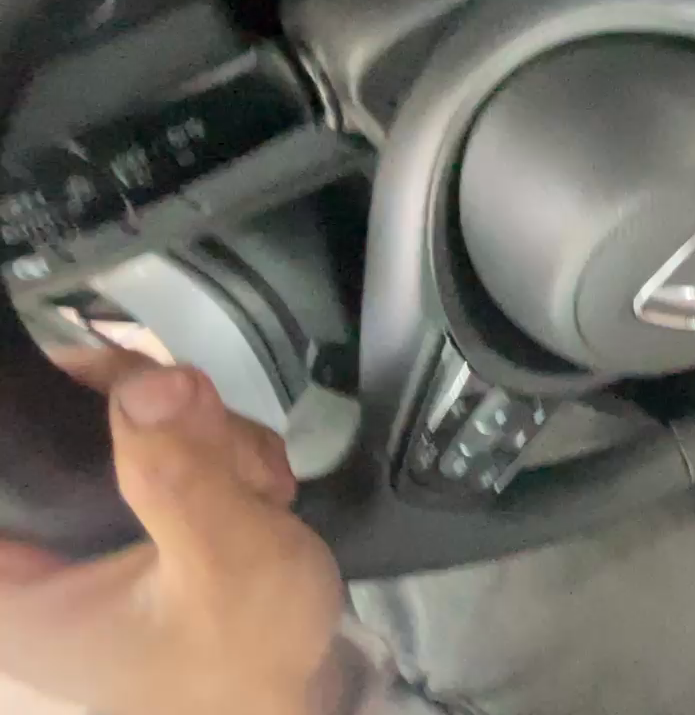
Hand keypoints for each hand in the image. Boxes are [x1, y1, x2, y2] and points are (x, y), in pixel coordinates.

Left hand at [0, 349, 343, 714]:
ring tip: (266, 495)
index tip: (144, 381)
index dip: (71, 402)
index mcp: (8, 579)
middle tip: (243, 464)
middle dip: (185, 432)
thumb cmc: (246, 643)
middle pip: (90, 438)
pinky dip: (234, 465)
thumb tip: (153, 376)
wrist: (302, 692)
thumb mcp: (224, 554)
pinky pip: (181, 464)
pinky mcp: (145, 535)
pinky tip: (265, 498)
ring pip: (147, 442)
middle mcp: (35, 556)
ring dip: (223, 448)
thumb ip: (185, 470)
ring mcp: (95, 544)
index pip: (12, 454)